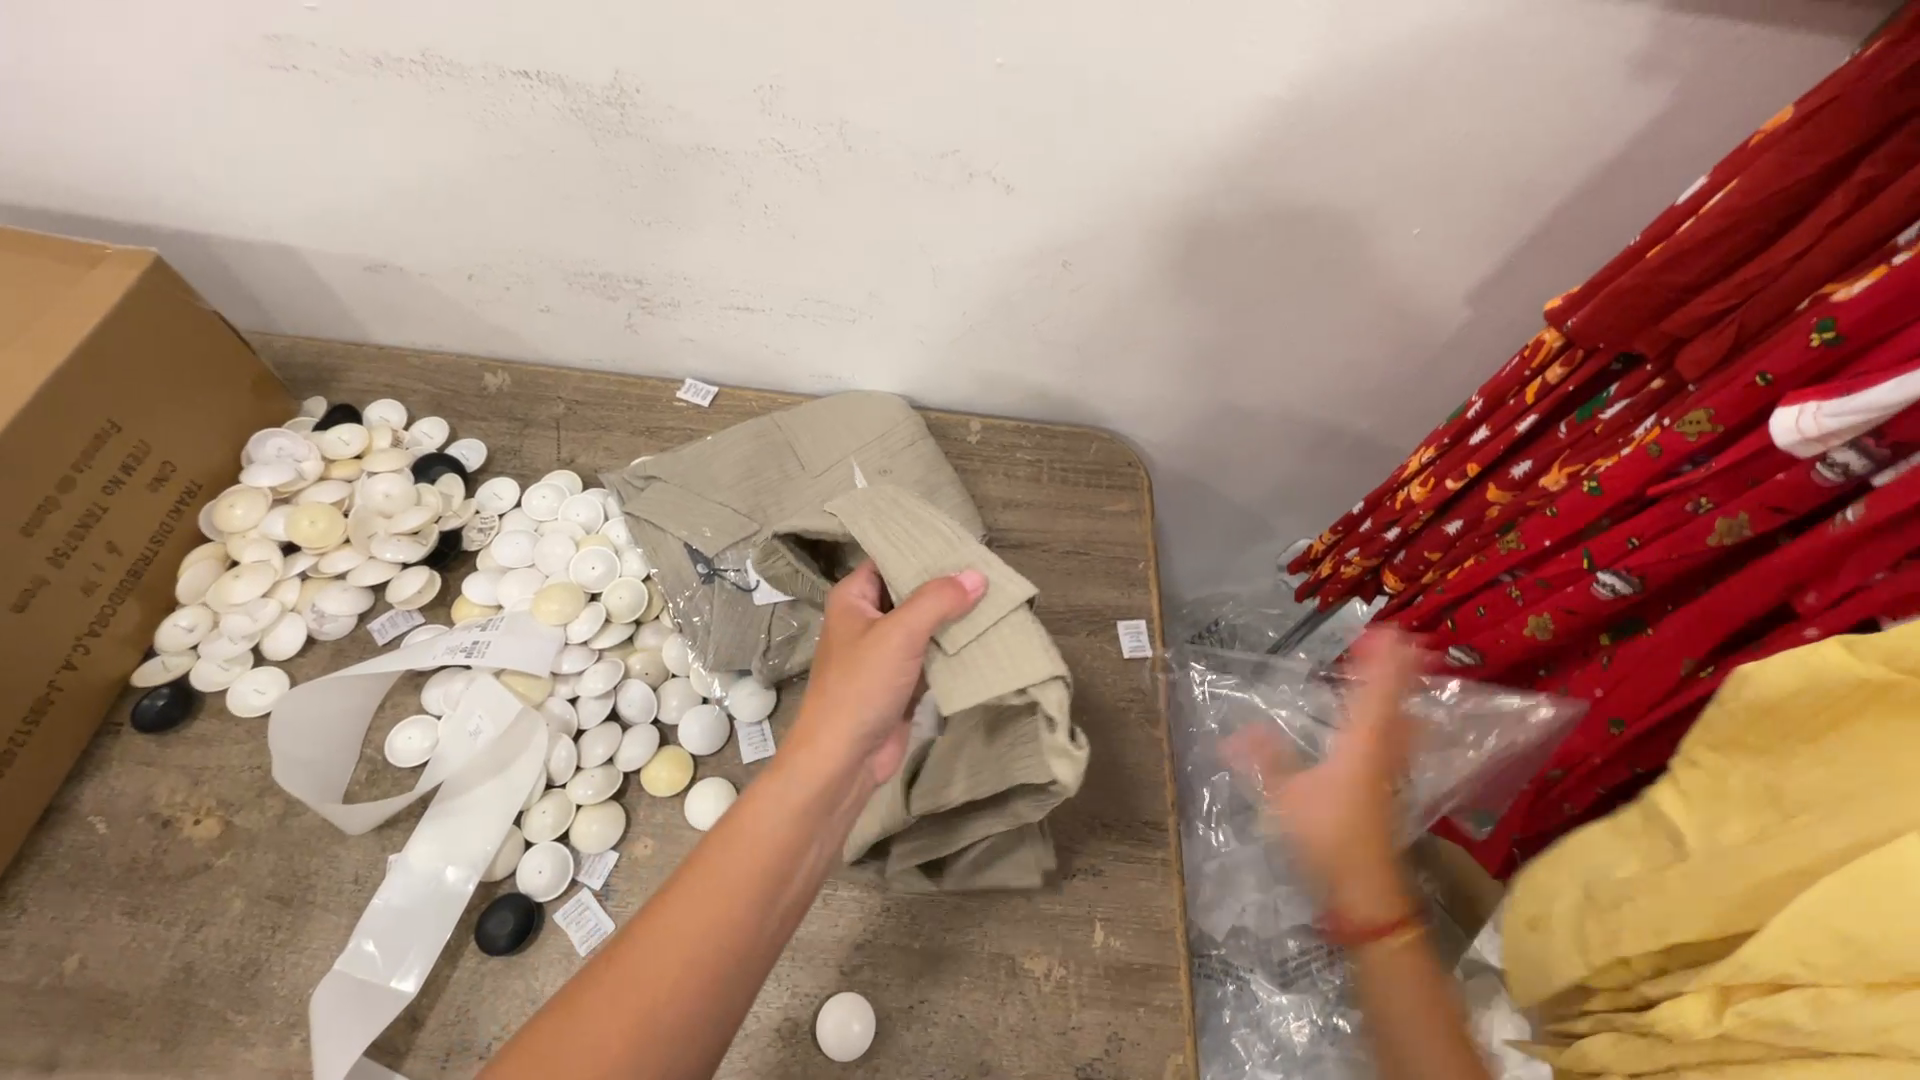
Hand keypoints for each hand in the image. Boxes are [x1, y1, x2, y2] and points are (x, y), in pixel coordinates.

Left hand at [789, 561, 985, 788]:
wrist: (843, 758)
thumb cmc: (860, 686)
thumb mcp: (899, 634)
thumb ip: (937, 601)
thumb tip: (977, 576)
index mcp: (853, 598)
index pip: (889, 559)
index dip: (922, 550)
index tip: (962, 543)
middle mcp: (868, 619)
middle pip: (912, 592)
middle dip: (947, 586)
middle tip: (990, 570)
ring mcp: (886, 652)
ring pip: (926, 626)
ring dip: (955, 619)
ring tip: (997, 598)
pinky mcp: (902, 681)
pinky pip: (933, 656)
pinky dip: (955, 649)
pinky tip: (986, 637)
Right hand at [1225, 629, 1421, 922]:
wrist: (1367, 889)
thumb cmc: (1326, 838)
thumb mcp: (1283, 797)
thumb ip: (1263, 760)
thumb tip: (1235, 732)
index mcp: (1359, 744)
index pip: (1375, 693)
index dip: (1382, 662)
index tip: (1387, 632)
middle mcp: (1383, 750)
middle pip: (1399, 701)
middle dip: (1403, 670)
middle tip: (1405, 640)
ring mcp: (1393, 770)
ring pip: (1406, 720)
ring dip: (1407, 692)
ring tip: (1409, 669)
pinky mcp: (1392, 786)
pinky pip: (1403, 738)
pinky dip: (1402, 718)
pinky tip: (1401, 721)